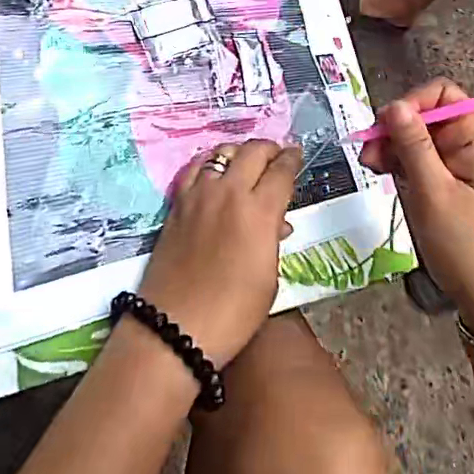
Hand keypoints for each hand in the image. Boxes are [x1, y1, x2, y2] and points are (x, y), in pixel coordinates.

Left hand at [139, 140, 300, 365]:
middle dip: (270, 150)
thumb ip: (272, 239)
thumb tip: (276, 222)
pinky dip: (210, 162)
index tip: (297, 155)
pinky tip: (215, 171)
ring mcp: (199, 194)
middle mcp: (229, 192)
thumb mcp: (268, 277)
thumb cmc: (234, 311)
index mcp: (259, 211)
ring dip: (239, 153)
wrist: (176, 324)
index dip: (292, 160)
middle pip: (253, 152)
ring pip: (222, 152)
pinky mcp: (178, 203)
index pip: (281, 171)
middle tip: (277, 156)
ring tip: (247, 162)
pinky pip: (195, 168)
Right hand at [359, 80, 473, 345]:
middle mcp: (463, 147)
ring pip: (412, 137)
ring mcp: (450, 166)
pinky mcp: (438, 184)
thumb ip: (414, 146)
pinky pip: (412, 159)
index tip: (387, 125)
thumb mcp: (434, 193)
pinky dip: (393, 161)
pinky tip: (379, 173)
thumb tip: (394, 105)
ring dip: (388, 145)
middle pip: (424, 115)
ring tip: (370, 165)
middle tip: (370, 151)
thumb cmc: (466, 246)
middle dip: (393, 127)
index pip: (444, 95)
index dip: (414, 102)